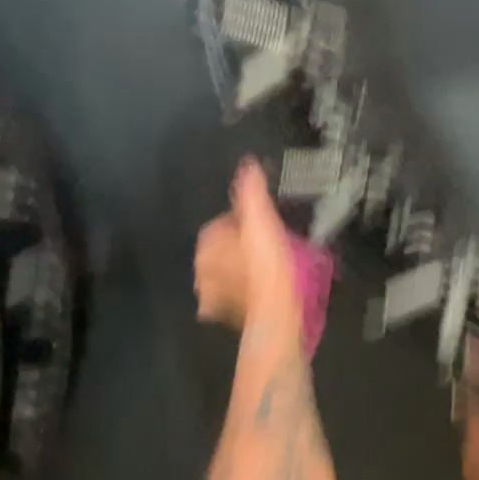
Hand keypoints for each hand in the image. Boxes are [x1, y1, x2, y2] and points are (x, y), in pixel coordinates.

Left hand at [194, 160, 302, 336]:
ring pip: (227, 273)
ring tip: (271, 266)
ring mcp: (213, 298)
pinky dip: (244, 291)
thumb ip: (252, 190)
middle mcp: (202, 272)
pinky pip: (234, 296)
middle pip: (222, 249)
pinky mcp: (227, 316)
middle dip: (240, 245)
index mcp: (206, 247)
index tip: (266, 223)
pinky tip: (263, 289)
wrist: (276, 314)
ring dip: (242, 269)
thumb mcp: (262, 219)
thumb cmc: (268, 265)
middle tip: (271, 244)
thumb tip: (247, 162)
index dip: (244, 220)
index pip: (221, 223)